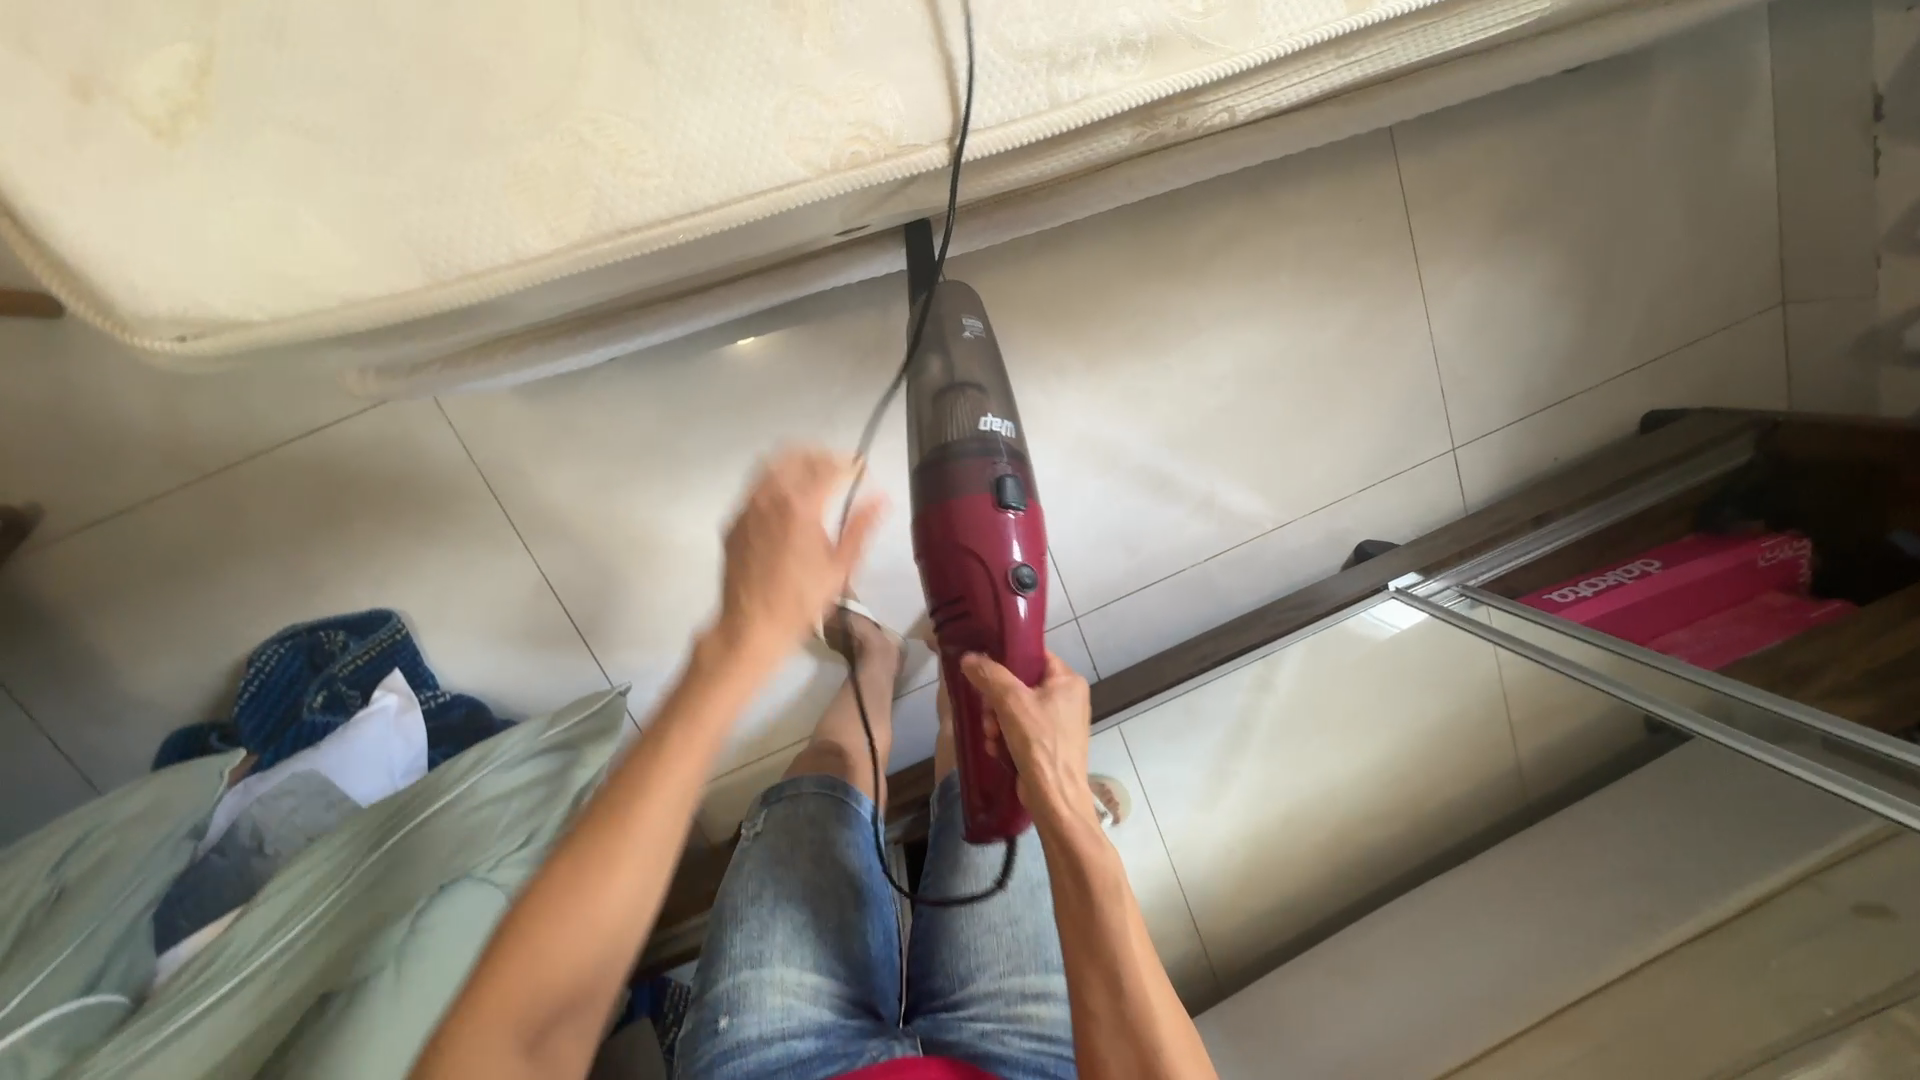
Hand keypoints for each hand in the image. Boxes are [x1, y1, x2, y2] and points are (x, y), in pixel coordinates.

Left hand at [716, 447, 884, 658]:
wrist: (751, 625)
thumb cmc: (802, 601)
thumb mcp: (841, 567)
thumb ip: (860, 526)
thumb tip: (882, 498)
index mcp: (801, 507)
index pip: (828, 468)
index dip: (849, 464)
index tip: (862, 469)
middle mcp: (770, 498)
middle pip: (797, 456)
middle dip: (821, 456)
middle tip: (839, 468)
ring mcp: (748, 508)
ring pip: (771, 466)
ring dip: (796, 464)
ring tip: (814, 477)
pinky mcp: (734, 521)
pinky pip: (756, 488)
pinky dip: (775, 483)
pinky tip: (788, 503)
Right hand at [960, 651, 1097, 828]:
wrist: (1054, 799)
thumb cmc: (1039, 743)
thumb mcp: (1011, 702)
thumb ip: (989, 675)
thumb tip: (968, 657)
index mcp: (1068, 681)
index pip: (1034, 655)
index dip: (1008, 659)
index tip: (984, 668)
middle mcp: (1068, 698)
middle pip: (1021, 685)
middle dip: (997, 702)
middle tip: (988, 714)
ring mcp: (1059, 724)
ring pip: (1016, 709)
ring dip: (997, 722)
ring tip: (991, 736)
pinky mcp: (1049, 745)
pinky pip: (1020, 730)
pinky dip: (1006, 738)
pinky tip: (997, 749)